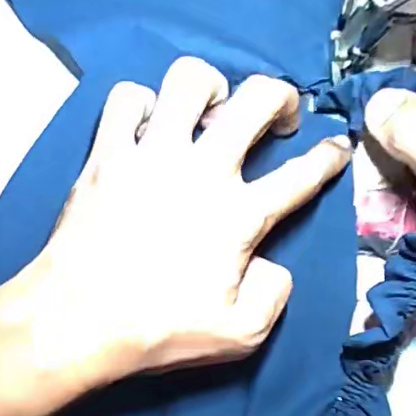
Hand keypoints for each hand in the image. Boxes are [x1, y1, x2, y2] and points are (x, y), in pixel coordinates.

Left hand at [0, 56, 349, 391]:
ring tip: (210, 108)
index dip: (329, 157)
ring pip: (189, 80)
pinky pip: (126, 98)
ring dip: (210, 86)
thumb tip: (271, 265)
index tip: (337, 147)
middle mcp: (202, 170)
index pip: (301, 175)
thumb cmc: (159, 330)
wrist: (77, 320)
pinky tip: (146, 124)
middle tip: (278, 114)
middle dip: (281, 95)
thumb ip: (273, 295)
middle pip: (256, 100)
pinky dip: (142, 103)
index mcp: (239, 215)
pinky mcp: (107, 153)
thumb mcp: (240, 335)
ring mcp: (151, 154)